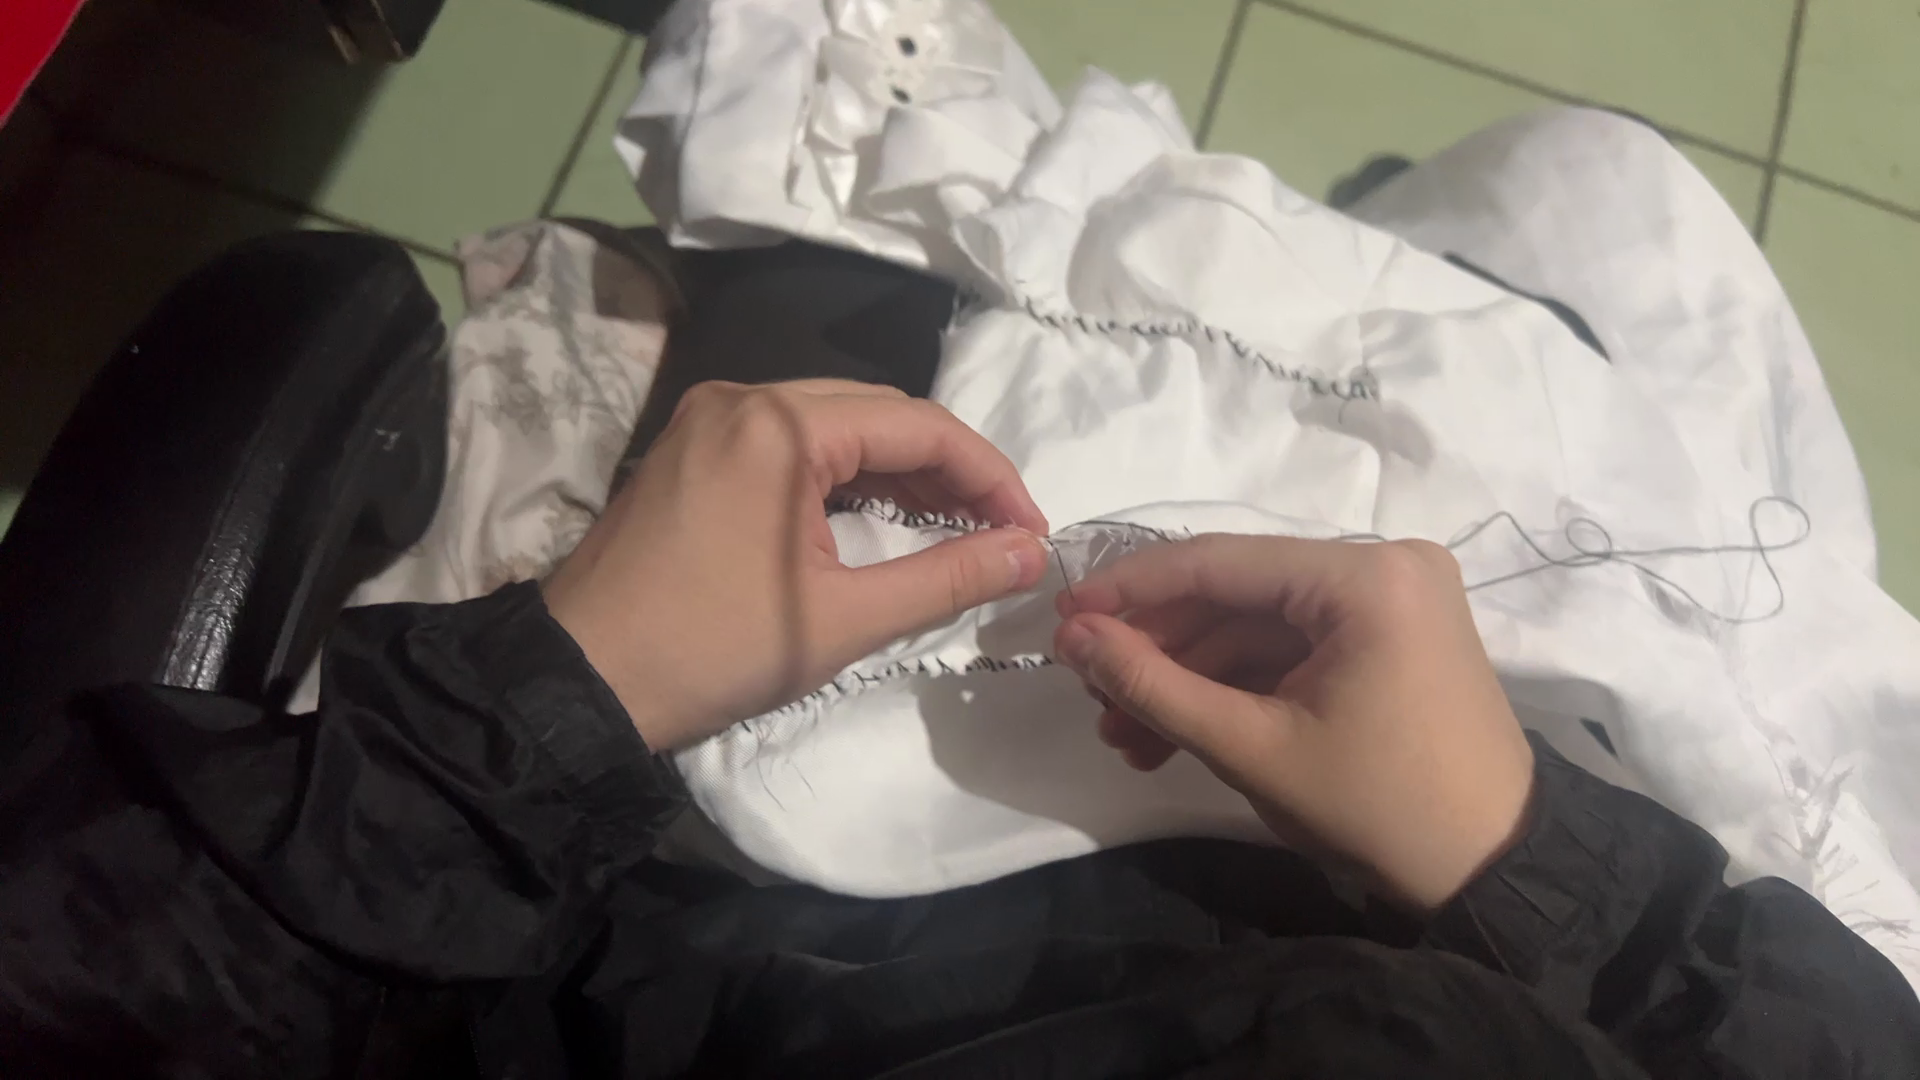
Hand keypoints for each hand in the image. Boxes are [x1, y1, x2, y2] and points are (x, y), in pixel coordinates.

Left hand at [544, 380, 1049, 751]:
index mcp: (781, 426)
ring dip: (902, 472)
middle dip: (950, 471)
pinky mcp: (699, 448)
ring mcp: (715, 419)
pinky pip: (797, 446)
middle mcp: (747, 399)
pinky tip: (881, 514)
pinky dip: (849, 476)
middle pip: (881, 415)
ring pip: (839, 426)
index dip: (990, 475)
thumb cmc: (713, 651)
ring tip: (954, 525)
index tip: (1030, 529)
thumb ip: (947, 577)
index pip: (919, 426)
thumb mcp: (844, 619)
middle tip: (998, 530)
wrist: (579, 684)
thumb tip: (1029, 552)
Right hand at [1052, 535, 1533, 911]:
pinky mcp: (1374, 635)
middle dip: (1155, 648)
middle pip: (1230, 594)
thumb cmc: (1379, 810)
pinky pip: (1277, 649)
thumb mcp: (1249, 747)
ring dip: (1181, 677)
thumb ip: (1150, 683)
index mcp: (1364, 578)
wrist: (1496, 883)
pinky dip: (1224, 687)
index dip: (1130, 587)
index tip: (1063, 614)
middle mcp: (1378, 566)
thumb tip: (1070, 635)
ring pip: (1246, 626)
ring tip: (1121, 731)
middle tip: (1091, 689)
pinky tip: (1168, 734)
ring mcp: (1379, 600)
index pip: (1218, 562)